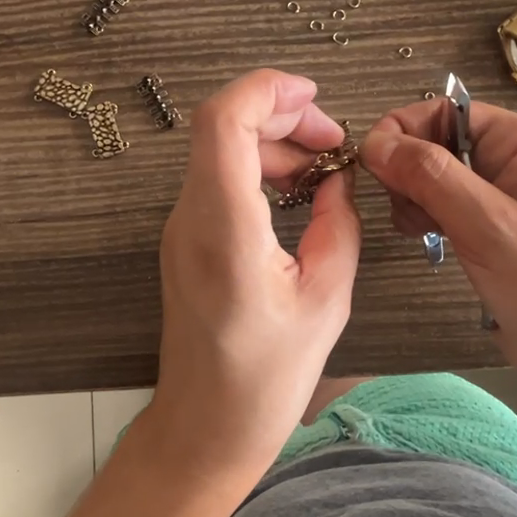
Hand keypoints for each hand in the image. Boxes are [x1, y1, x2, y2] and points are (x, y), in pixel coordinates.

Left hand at [144, 70, 362, 477]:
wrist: (203, 426)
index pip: (222, 122)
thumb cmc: (266, 379)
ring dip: (273, 143)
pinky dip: (258, 169)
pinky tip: (296, 192)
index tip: (316, 96)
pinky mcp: (185, 238)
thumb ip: (335, 224)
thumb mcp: (325, 300)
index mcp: (224, 230)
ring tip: (325, 169)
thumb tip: (336, 178)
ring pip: (219, 150)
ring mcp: (180, 227)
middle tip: (335, 144)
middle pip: (222, 127)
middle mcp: (190, 217)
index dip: (266, 90)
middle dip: (283, 116)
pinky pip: (218, 180)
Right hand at [359, 99, 516, 400]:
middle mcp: (516, 163)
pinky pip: (448, 208)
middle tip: (402, 209)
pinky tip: (424, 239)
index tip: (373, 167)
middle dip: (408, 169)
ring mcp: (506, 200)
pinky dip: (427, 218)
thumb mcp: (489, 226)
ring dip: (414, 197)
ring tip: (415, 231)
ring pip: (437, 177)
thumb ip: (430, 177)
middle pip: (439, 142)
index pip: (449, 111)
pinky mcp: (496, 233)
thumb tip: (372, 142)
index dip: (405, 131)